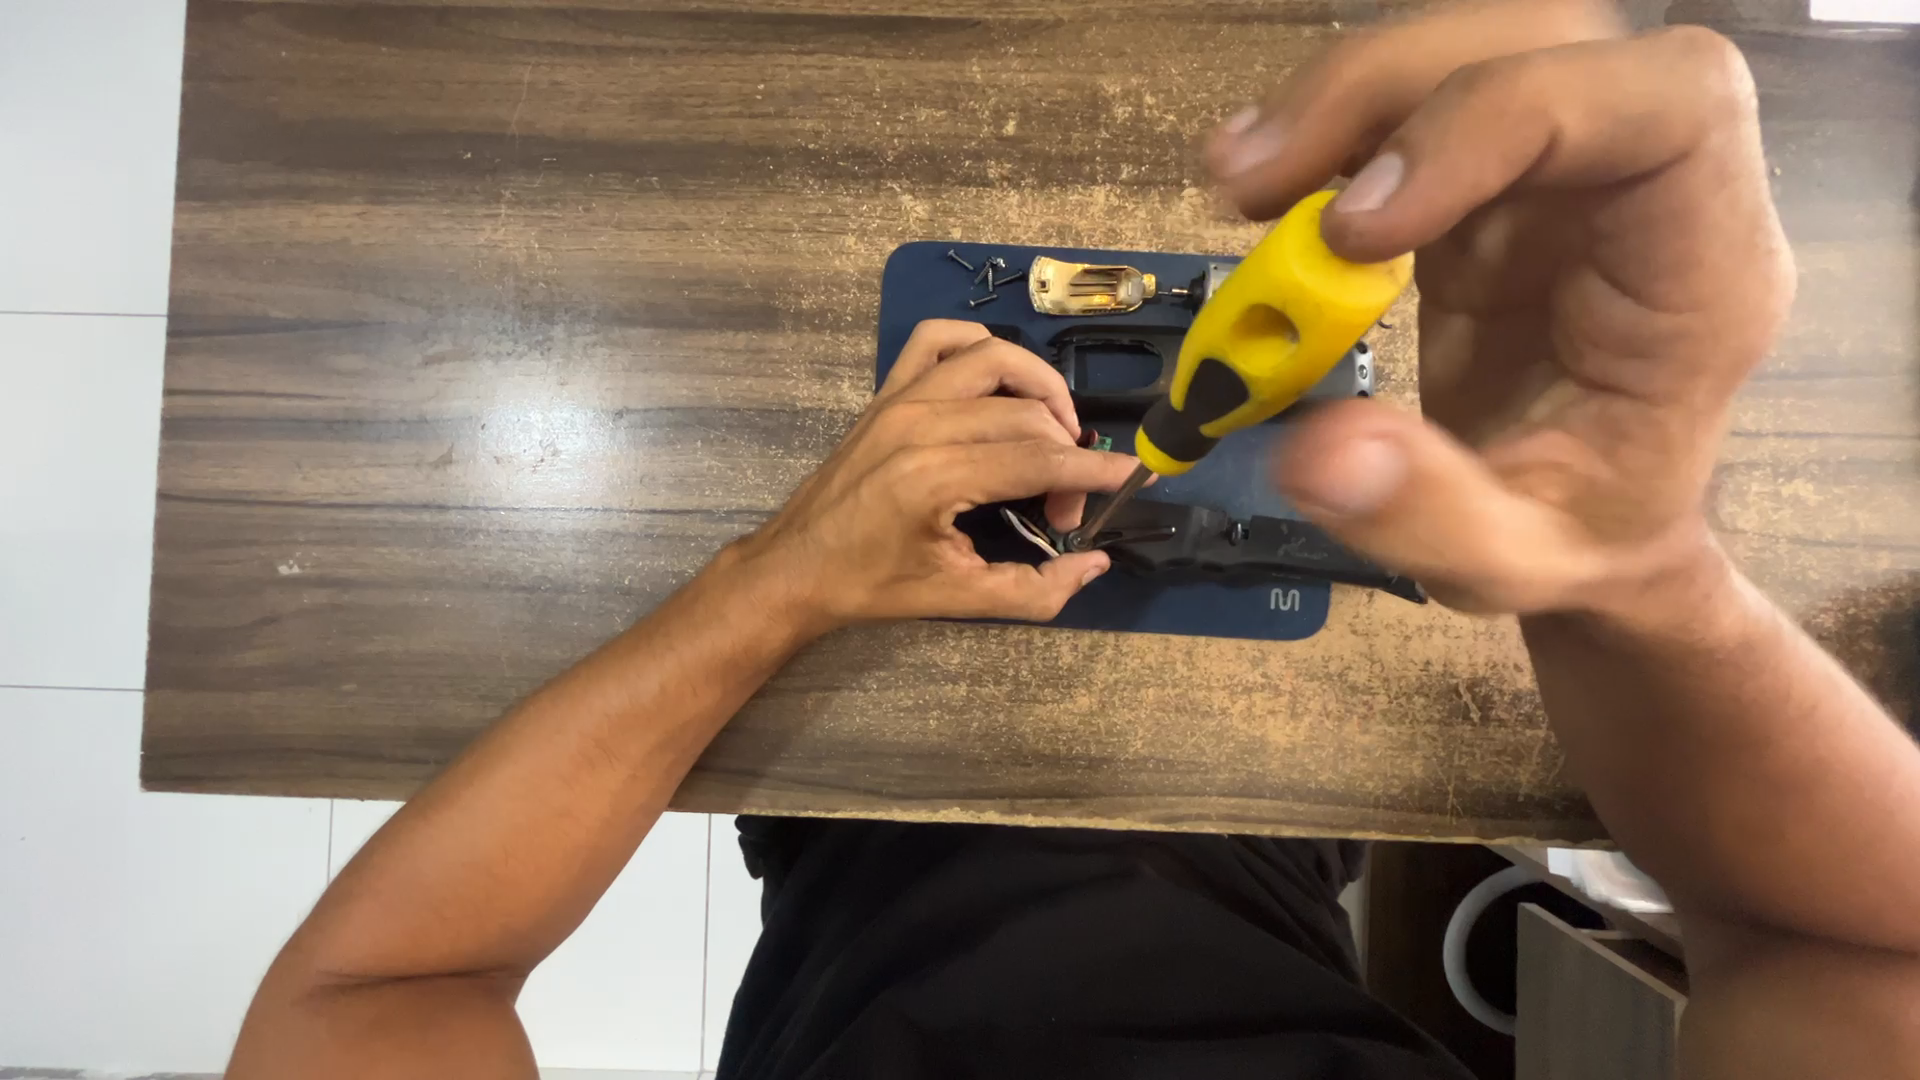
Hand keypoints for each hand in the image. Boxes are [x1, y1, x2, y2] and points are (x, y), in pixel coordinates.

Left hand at [732, 319, 1138, 628]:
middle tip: (1066, 506)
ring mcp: (899, 399)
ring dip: (1039, 390)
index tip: (1136, 476)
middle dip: (1067, 457)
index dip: (1096, 469)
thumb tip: (1093, 565)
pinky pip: (939, 340)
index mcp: (935, 478)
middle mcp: (920, 424)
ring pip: (994, 360)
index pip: (1039, 459)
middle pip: (1026, 417)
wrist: (796, 567)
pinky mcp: (885, 392)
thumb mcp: (957, 600)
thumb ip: (1034, 590)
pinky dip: (979, 347)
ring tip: (1054, 432)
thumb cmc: (872, 587)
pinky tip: (997, 382)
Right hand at [1206, 0, 1793, 614]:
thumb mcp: (1503, 566)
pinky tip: (1263, 192)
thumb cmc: (1571, 545)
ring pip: (1469, 57)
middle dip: (1382, 94)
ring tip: (1238, 181)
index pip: (1657, 109)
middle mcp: (1635, 199)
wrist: (1584, 530)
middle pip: (1543, 44)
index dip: (1493, 126)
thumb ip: (1423, 516)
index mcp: (1690, 276)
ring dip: (1340, 105)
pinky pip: (1413, 122)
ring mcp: (1557, 189)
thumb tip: (1311, 450)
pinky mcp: (1486, 204)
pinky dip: (1329, 140)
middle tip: (1249, 184)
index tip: (1346, 228)